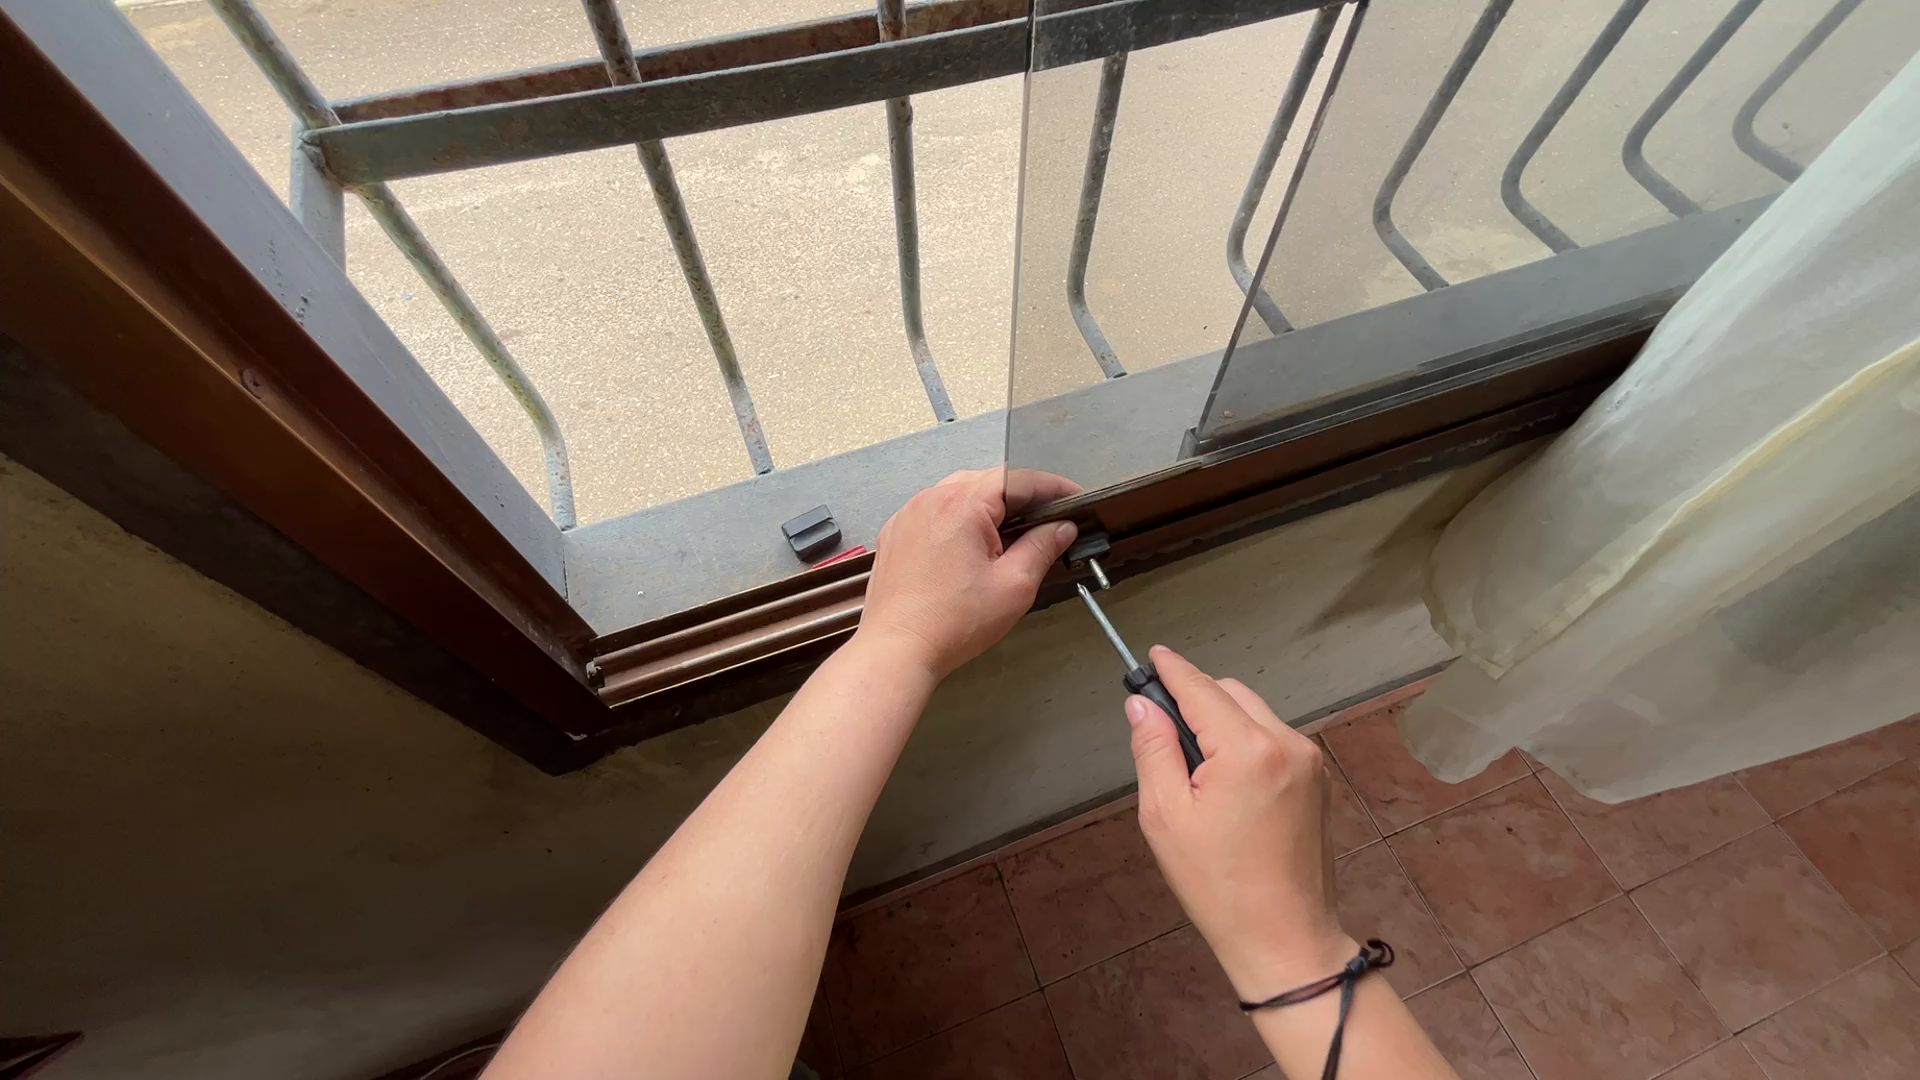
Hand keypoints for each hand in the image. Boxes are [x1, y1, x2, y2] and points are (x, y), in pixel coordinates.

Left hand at [856, 467, 1080, 679]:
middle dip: (1020, 496)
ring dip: (988, 507)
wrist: (897, 648)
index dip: (1052, 486)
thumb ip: (1042, 548)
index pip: (1018, 478)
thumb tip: (1061, 528)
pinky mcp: (896, 533)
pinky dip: (958, 519)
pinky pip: (935, 511)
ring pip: (959, 493)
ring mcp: (909, 514)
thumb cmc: (950, 622)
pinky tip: (971, 546)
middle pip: (987, 481)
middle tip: (1047, 518)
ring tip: (1010, 534)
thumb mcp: (1014, 585)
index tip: (1071, 497)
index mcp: (963, 504)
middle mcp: (931, 499)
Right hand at [1128, 646, 1356, 998]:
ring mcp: (1309, 760)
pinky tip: (1224, 775)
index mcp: (1248, 750)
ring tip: (1193, 763)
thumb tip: (1142, 705)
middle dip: (1195, 697)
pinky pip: (1272, 736)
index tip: (1153, 654)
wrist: (1285, 940)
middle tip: (1161, 725)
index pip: (1201, 689)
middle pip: (1230, 692)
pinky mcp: (1318, 778)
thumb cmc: (1217, 884)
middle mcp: (1287, 743)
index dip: (1173, 669)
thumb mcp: (1165, 815)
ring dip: (1220, 718)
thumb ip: (1153, 748)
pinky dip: (1243, 738)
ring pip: (1253, 711)